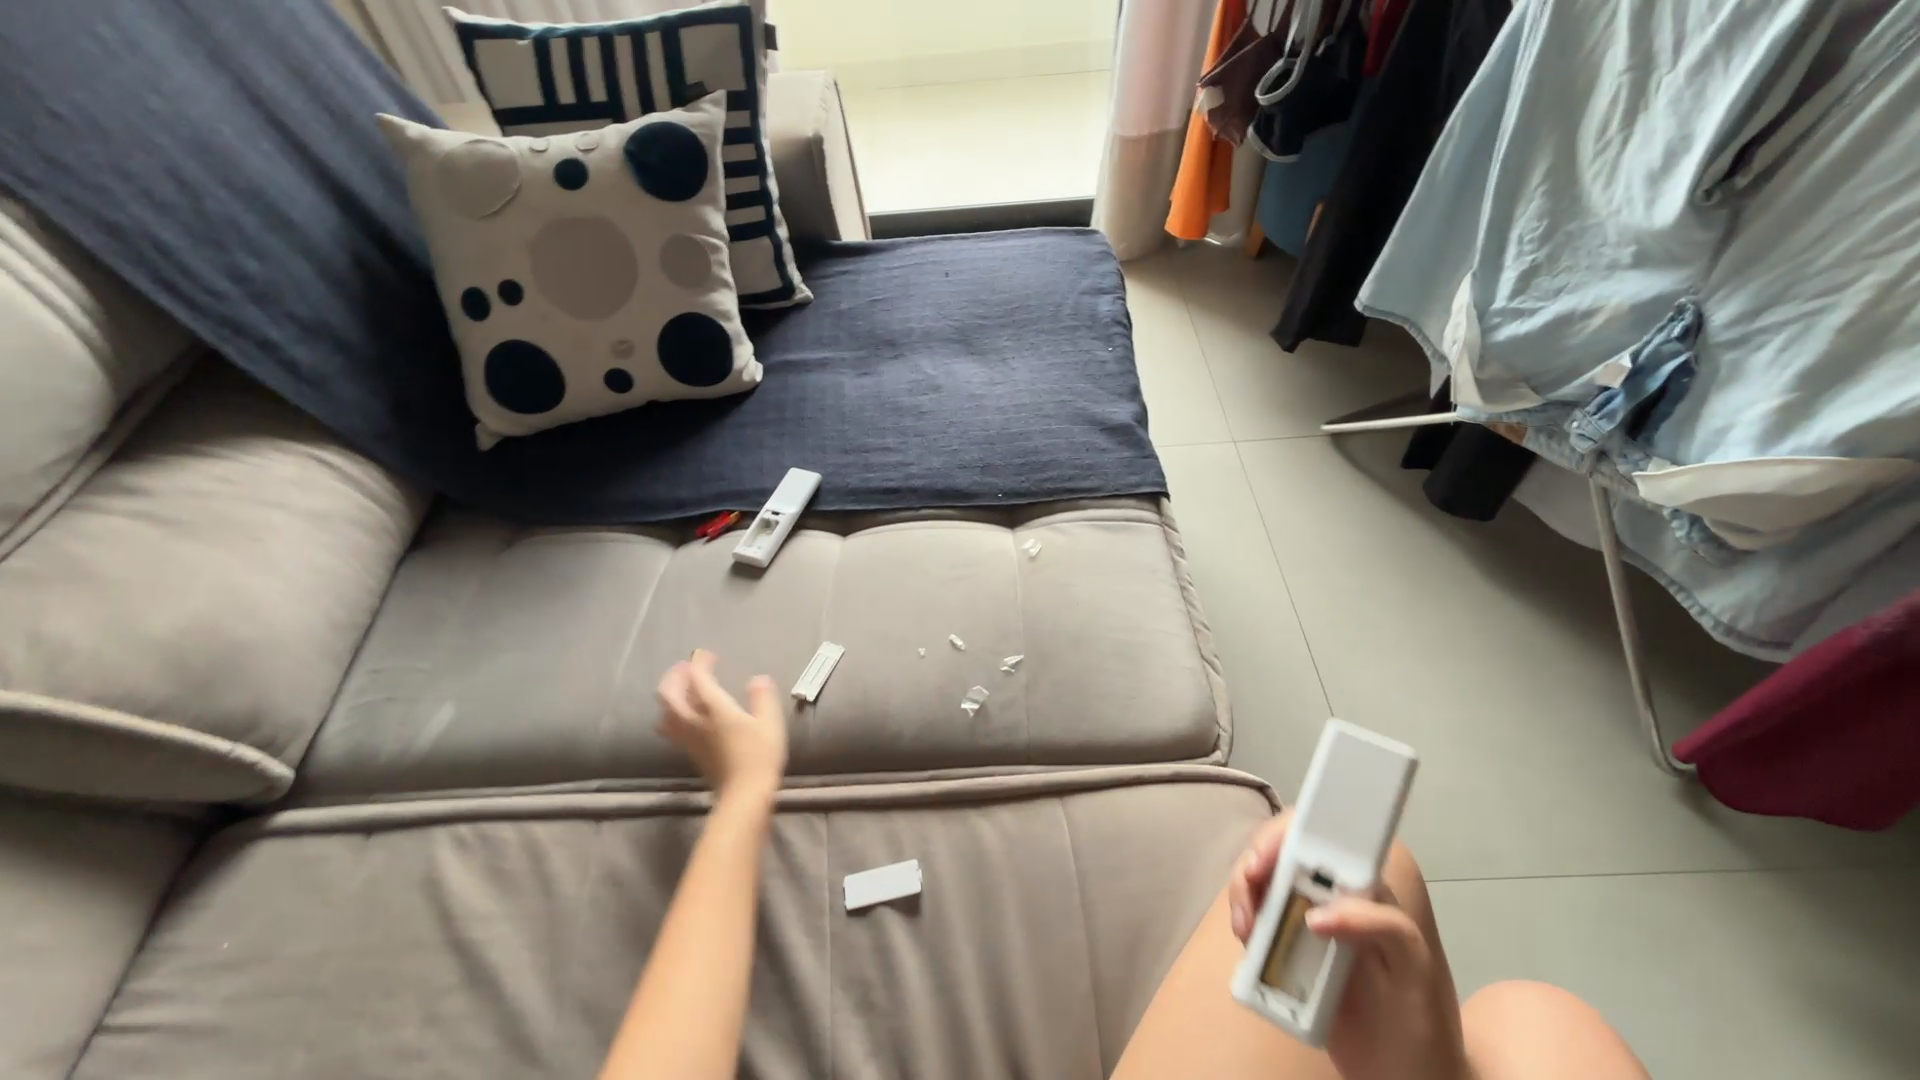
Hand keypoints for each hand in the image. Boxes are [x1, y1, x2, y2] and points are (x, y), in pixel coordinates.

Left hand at [656, 650, 787, 801]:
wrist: (744, 794)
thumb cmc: (760, 756)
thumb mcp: (769, 723)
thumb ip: (762, 697)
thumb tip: (757, 680)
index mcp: (714, 709)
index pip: (698, 678)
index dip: (699, 663)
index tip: (707, 655)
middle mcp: (695, 721)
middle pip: (669, 695)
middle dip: (675, 677)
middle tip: (687, 668)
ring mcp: (689, 738)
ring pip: (665, 712)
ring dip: (669, 696)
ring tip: (682, 689)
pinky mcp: (690, 752)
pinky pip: (670, 728)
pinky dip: (672, 714)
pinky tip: (684, 716)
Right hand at [1229, 814, 1471, 1079]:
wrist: (1406, 1073)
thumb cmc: (1420, 1016)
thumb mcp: (1413, 967)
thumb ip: (1381, 926)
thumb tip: (1318, 914)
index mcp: (1366, 884)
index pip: (1318, 834)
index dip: (1282, 837)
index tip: (1260, 865)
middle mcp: (1333, 892)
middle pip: (1279, 853)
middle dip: (1252, 869)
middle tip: (1246, 909)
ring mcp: (1308, 917)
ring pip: (1263, 882)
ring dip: (1244, 896)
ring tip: (1244, 933)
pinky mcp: (1289, 945)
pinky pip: (1258, 918)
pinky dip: (1244, 922)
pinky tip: (1247, 945)